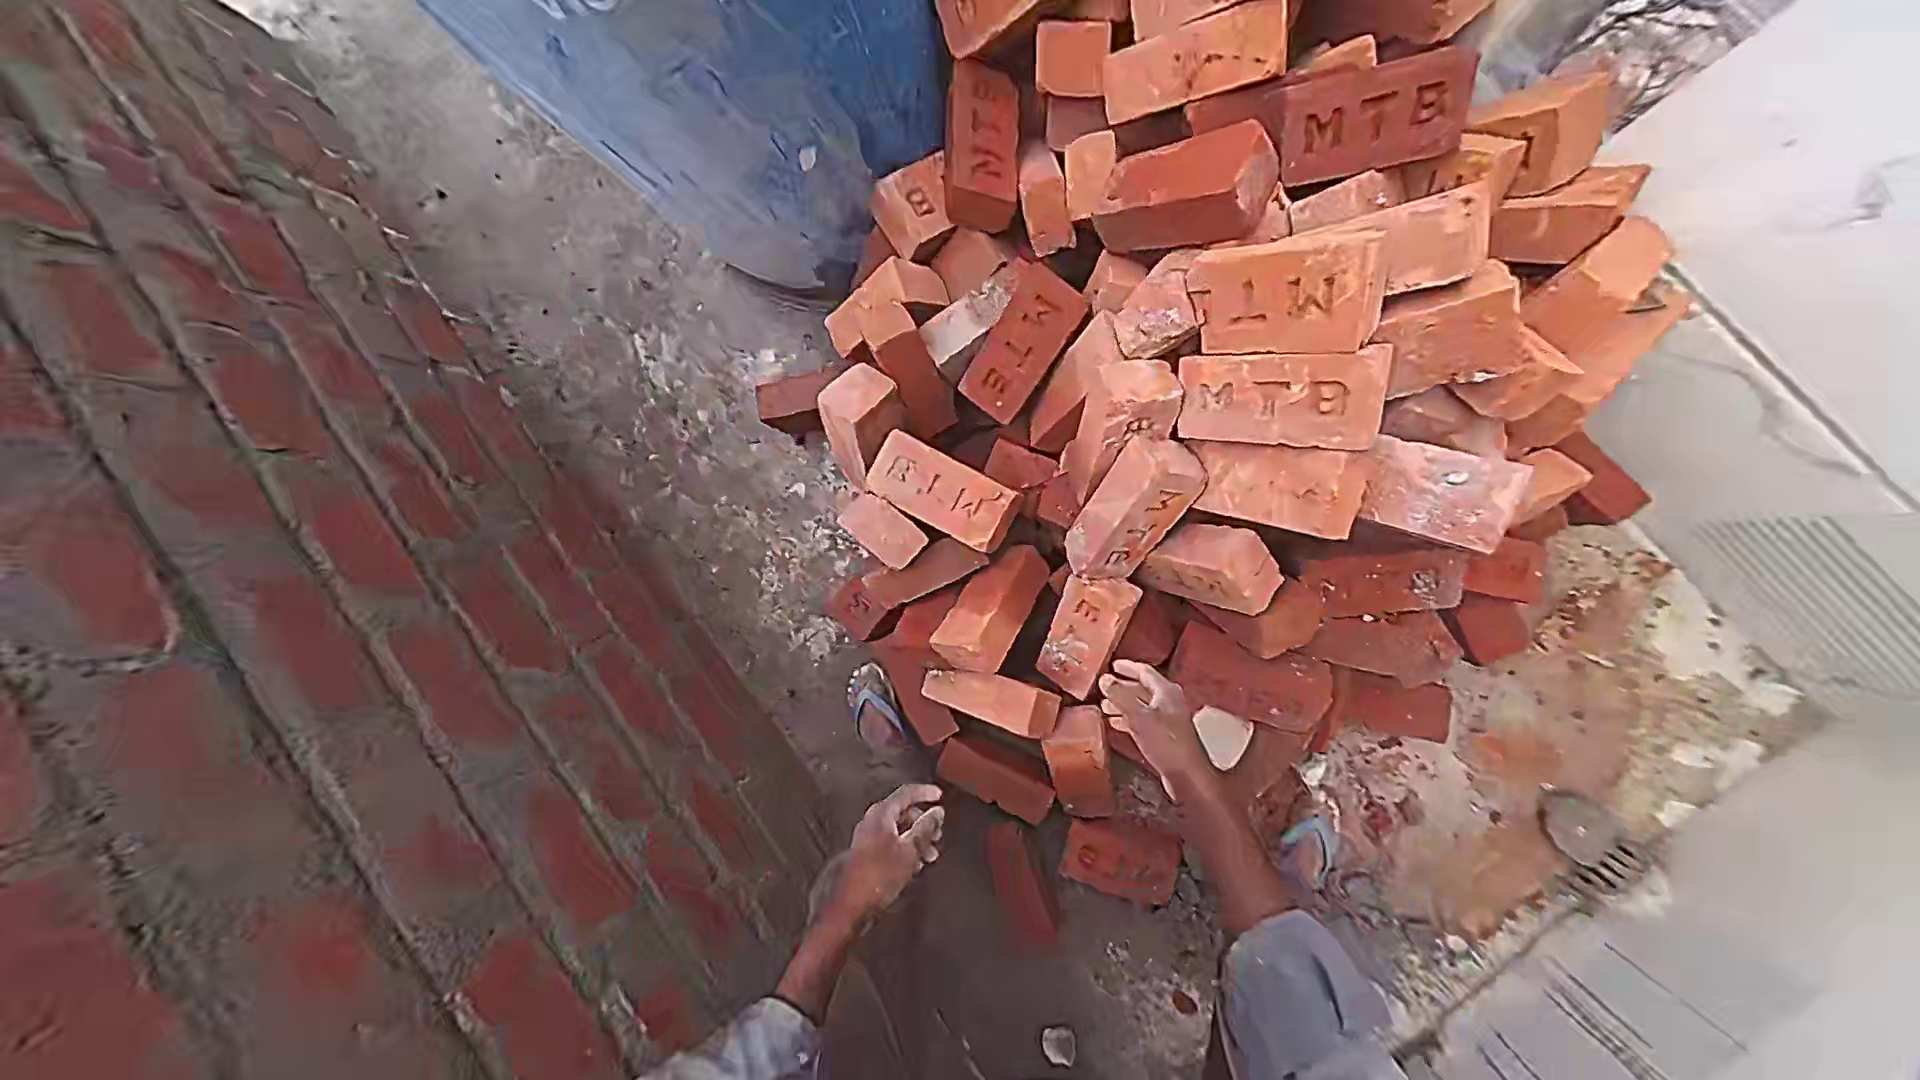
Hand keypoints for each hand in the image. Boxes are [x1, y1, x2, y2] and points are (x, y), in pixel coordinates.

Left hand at [822, 784, 944, 925]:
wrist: (849, 904)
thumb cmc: (877, 875)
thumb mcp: (911, 849)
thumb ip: (926, 828)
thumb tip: (937, 812)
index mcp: (881, 813)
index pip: (906, 793)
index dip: (925, 792)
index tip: (939, 796)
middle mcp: (871, 821)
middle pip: (903, 812)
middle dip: (923, 822)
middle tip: (937, 832)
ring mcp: (866, 837)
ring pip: (897, 829)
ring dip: (916, 838)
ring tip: (929, 854)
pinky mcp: (865, 854)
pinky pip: (890, 843)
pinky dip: (905, 848)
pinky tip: (914, 864)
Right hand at [1099, 660, 1214, 801]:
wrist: (1188, 776)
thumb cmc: (1167, 744)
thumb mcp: (1138, 716)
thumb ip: (1120, 696)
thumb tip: (1105, 679)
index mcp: (1166, 692)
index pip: (1145, 672)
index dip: (1127, 667)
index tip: (1114, 665)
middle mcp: (1169, 702)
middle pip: (1143, 688)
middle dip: (1122, 687)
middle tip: (1106, 686)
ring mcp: (1169, 719)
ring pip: (1142, 705)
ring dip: (1123, 703)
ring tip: (1105, 705)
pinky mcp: (1166, 736)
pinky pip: (1143, 720)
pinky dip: (1128, 718)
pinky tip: (1117, 723)